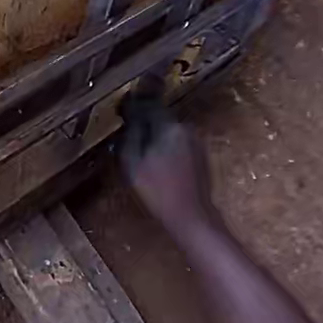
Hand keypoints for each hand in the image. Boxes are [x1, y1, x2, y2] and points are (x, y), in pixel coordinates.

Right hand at [120, 100, 217, 235]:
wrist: (191, 216)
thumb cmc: (157, 190)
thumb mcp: (132, 163)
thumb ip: (130, 135)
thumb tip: (129, 117)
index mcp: (169, 126)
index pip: (148, 105)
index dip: (133, 107)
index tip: (121, 112)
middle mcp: (186, 128)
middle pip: (160, 119)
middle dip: (145, 125)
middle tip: (129, 138)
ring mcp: (197, 142)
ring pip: (169, 132)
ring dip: (157, 138)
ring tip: (143, 155)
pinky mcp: (201, 156)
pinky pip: (179, 144)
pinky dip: (168, 149)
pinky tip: (160, 166)